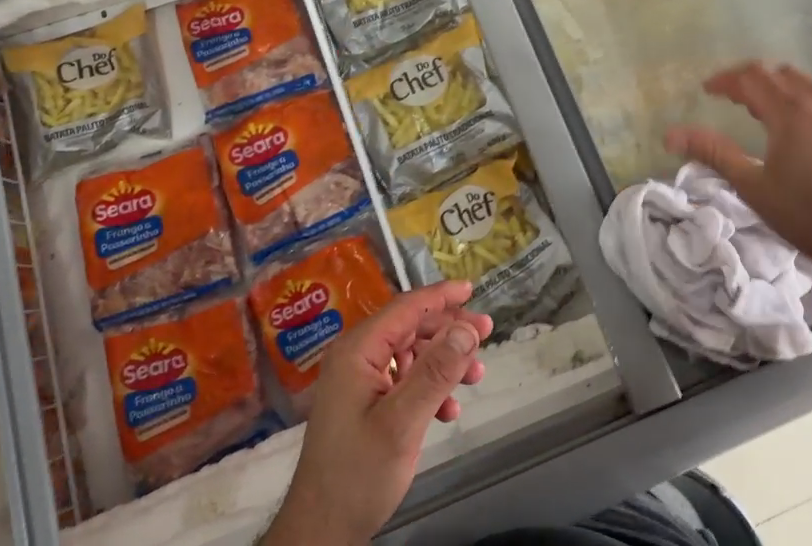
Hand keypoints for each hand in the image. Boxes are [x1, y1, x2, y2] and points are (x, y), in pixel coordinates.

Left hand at [260, 282, 494, 545]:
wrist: (324, 524)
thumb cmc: (359, 472)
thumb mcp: (403, 422)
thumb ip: (435, 373)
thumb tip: (466, 328)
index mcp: (357, 351)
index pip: (405, 308)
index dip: (441, 297)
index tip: (473, 289)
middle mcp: (355, 357)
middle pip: (409, 328)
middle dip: (449, 330)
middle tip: (486, 335)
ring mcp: (358, 380)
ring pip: (410, 354)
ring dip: (444, 362)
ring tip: (476, 376)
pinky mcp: (364, 402)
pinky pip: (403, 380)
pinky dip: (429, 388)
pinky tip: (449, 411)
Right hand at [666, 61, 811, 308]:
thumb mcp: (756, 189)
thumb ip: (714, 153)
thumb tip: (671, 135)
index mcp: (795, 112)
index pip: (752, 77)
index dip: (726, 80)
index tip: (709, 91)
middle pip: (784, 75)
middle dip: (755, 83)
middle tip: (736, 103)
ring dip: (788, 94)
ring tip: (774, 119)